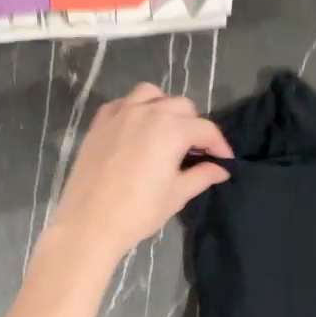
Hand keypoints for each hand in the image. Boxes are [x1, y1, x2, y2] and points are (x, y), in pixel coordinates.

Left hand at [43, 82, 232, 262]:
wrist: (90, 222)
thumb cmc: (138, 211)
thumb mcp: (176, 195)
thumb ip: (201, 176)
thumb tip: (220, 170)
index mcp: (171, 129)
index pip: (205, 129)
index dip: (219, 145)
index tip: (225, 161)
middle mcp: (148, 111)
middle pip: (181, 106)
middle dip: (194, 125)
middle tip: (195, 152)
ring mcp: (121, 113)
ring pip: (151, 94)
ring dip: (165, 108)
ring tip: (166, 131)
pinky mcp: (100, 123)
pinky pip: (123, 103)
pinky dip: (136, 109)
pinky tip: (137, 129)